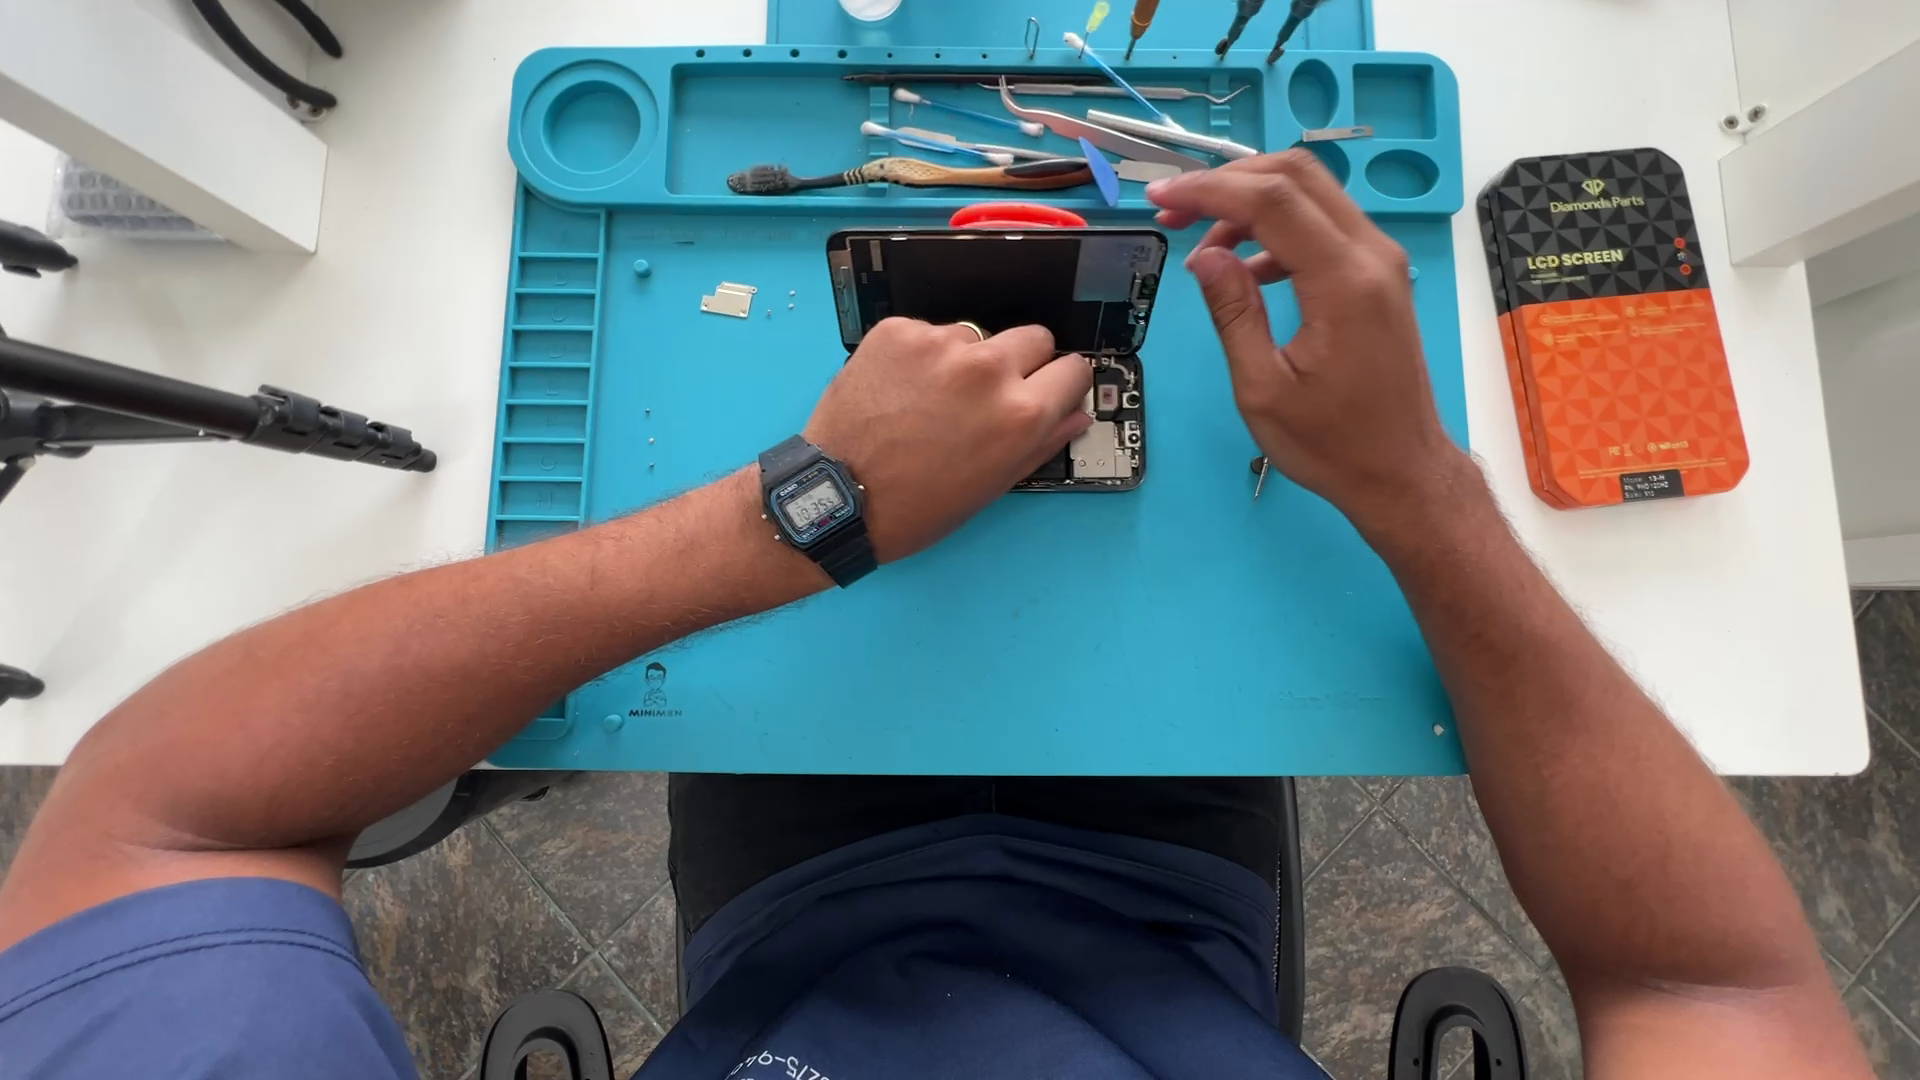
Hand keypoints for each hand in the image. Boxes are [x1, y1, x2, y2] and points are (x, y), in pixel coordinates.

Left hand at [804, 318, 1091, 560]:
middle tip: (988, 397)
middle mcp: (988, 368)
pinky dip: (923, 355)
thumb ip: (1041, 443)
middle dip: (1022, 363)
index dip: (1062, 384)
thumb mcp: (991, 486)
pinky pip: (929, 333)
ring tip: (932, 399)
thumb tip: (1075, 415)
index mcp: (1021, 412)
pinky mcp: (897, 331)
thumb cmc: (920, 507)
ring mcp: (940, 343)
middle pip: (1035, 337)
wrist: (839, 497)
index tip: (1048, 391)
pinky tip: (902, 389)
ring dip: (967, 360)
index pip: (1075, 368)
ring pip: (977, 335)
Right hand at [1146, 150, 1471, 533]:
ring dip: (1249, 203)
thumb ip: (1233, 314)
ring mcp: (1380, 261)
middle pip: (1296, 176)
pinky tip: (1244, 269)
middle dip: (1226, 182)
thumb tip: (1205, 256)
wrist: (1399, 470)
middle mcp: (1371, 255)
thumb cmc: (1329, 443)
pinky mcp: (1376, 276)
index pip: (1272, 202)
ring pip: (1311, 194)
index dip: (1208, 190)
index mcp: (1342, 282)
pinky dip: (1275, 229)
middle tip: (1173, 211)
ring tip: (1201, 244)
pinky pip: (1322, 226)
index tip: (1159, 197)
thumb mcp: (1262, 388)